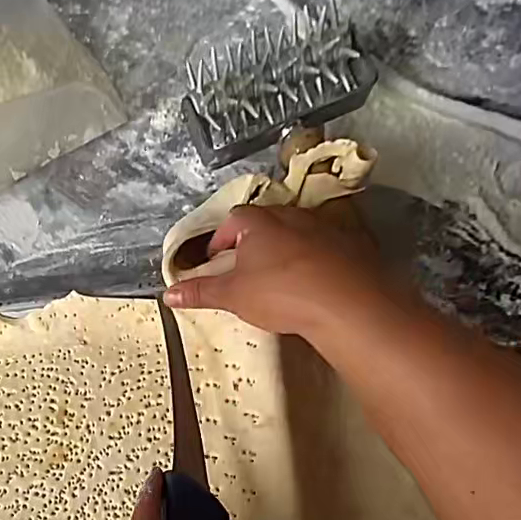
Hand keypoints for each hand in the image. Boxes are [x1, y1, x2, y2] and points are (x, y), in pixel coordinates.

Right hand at [161, 203, 395, 340]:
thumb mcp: (231, 296)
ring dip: (280, 250)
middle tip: (239, 268)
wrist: (346, 302)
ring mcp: (324, 228)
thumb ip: (200, 292)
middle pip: (264, 223)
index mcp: (260, 223)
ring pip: (294, 233)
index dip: (220, 239)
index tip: (214, 259)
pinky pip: (322, 247)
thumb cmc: (282, 292)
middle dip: (249, 243)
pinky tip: (304, 284)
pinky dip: (309, 260)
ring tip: (271, 279)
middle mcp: (293, 217)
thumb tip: (169, 294)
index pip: (233, 220)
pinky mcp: (350, 244)